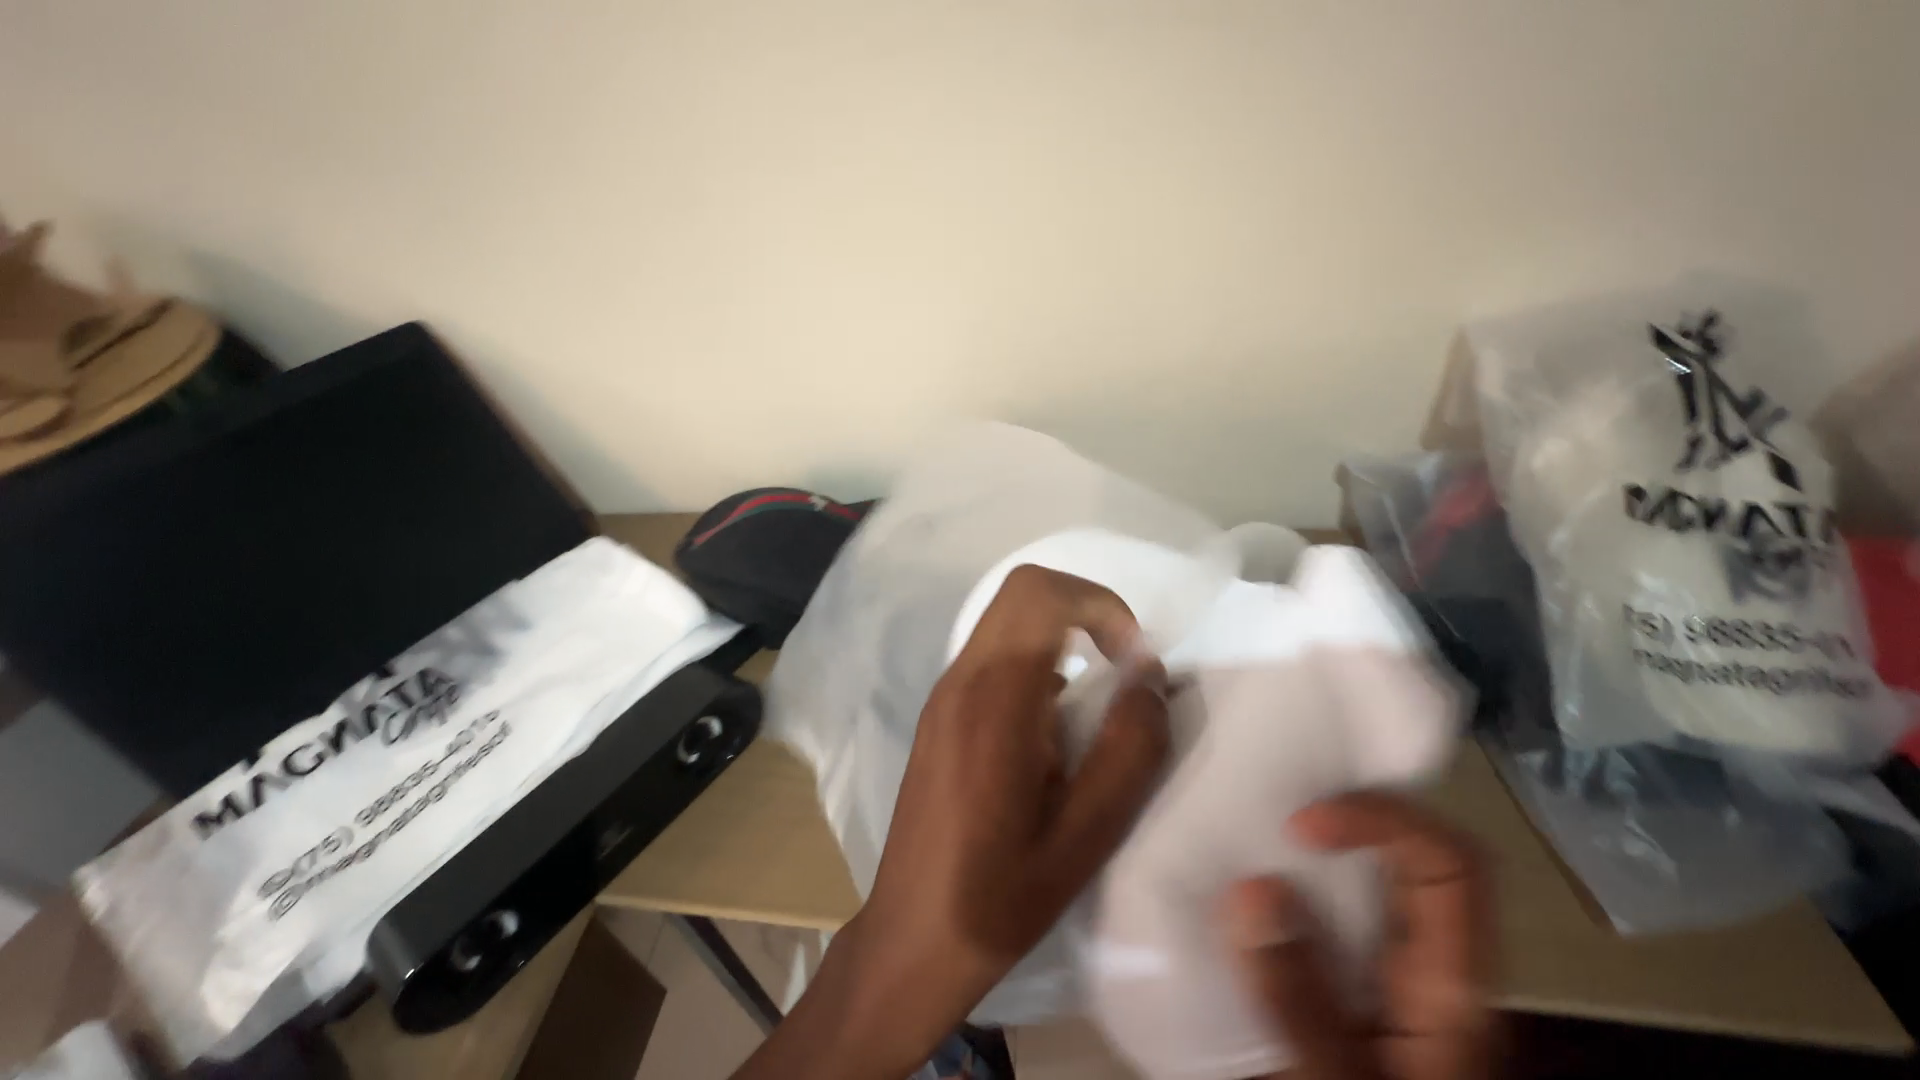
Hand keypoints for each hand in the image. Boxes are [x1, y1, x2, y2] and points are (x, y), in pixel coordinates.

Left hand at [733, 565, 1170, 1079]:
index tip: (1134, 663)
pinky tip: (1052, 739)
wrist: (914, 936)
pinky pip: (992, 661)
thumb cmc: (1003, 893)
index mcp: (994, 700)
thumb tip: (1151, 677)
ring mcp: (942, 698)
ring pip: (1006, 625)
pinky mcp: (939, 718)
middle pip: (1023, 594)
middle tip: (1123, 672)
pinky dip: (1035, 668)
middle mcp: (960, 682)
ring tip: (1091, 715)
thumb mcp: (1088, 833)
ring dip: (1061, 643)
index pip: (1041, 592)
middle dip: (1086, 613)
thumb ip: (1129, 748)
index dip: (1102, 605)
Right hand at [1223, 794, 1494, 1079]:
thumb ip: (1299, 1002)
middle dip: (1349, 821)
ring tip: (1248, 841)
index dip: (1385, 822)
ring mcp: (1398, 989)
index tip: (1298, 827)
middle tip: (1268, 817)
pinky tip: (1244, 905)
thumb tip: (1253, 890)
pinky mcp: (1360, 1002)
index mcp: (1453, 994)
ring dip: (1319, 857)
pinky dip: (1295, 898)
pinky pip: (1337, 925)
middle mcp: (1435, 976)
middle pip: (1420, 864)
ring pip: (1377, 890)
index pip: (1451, 867)